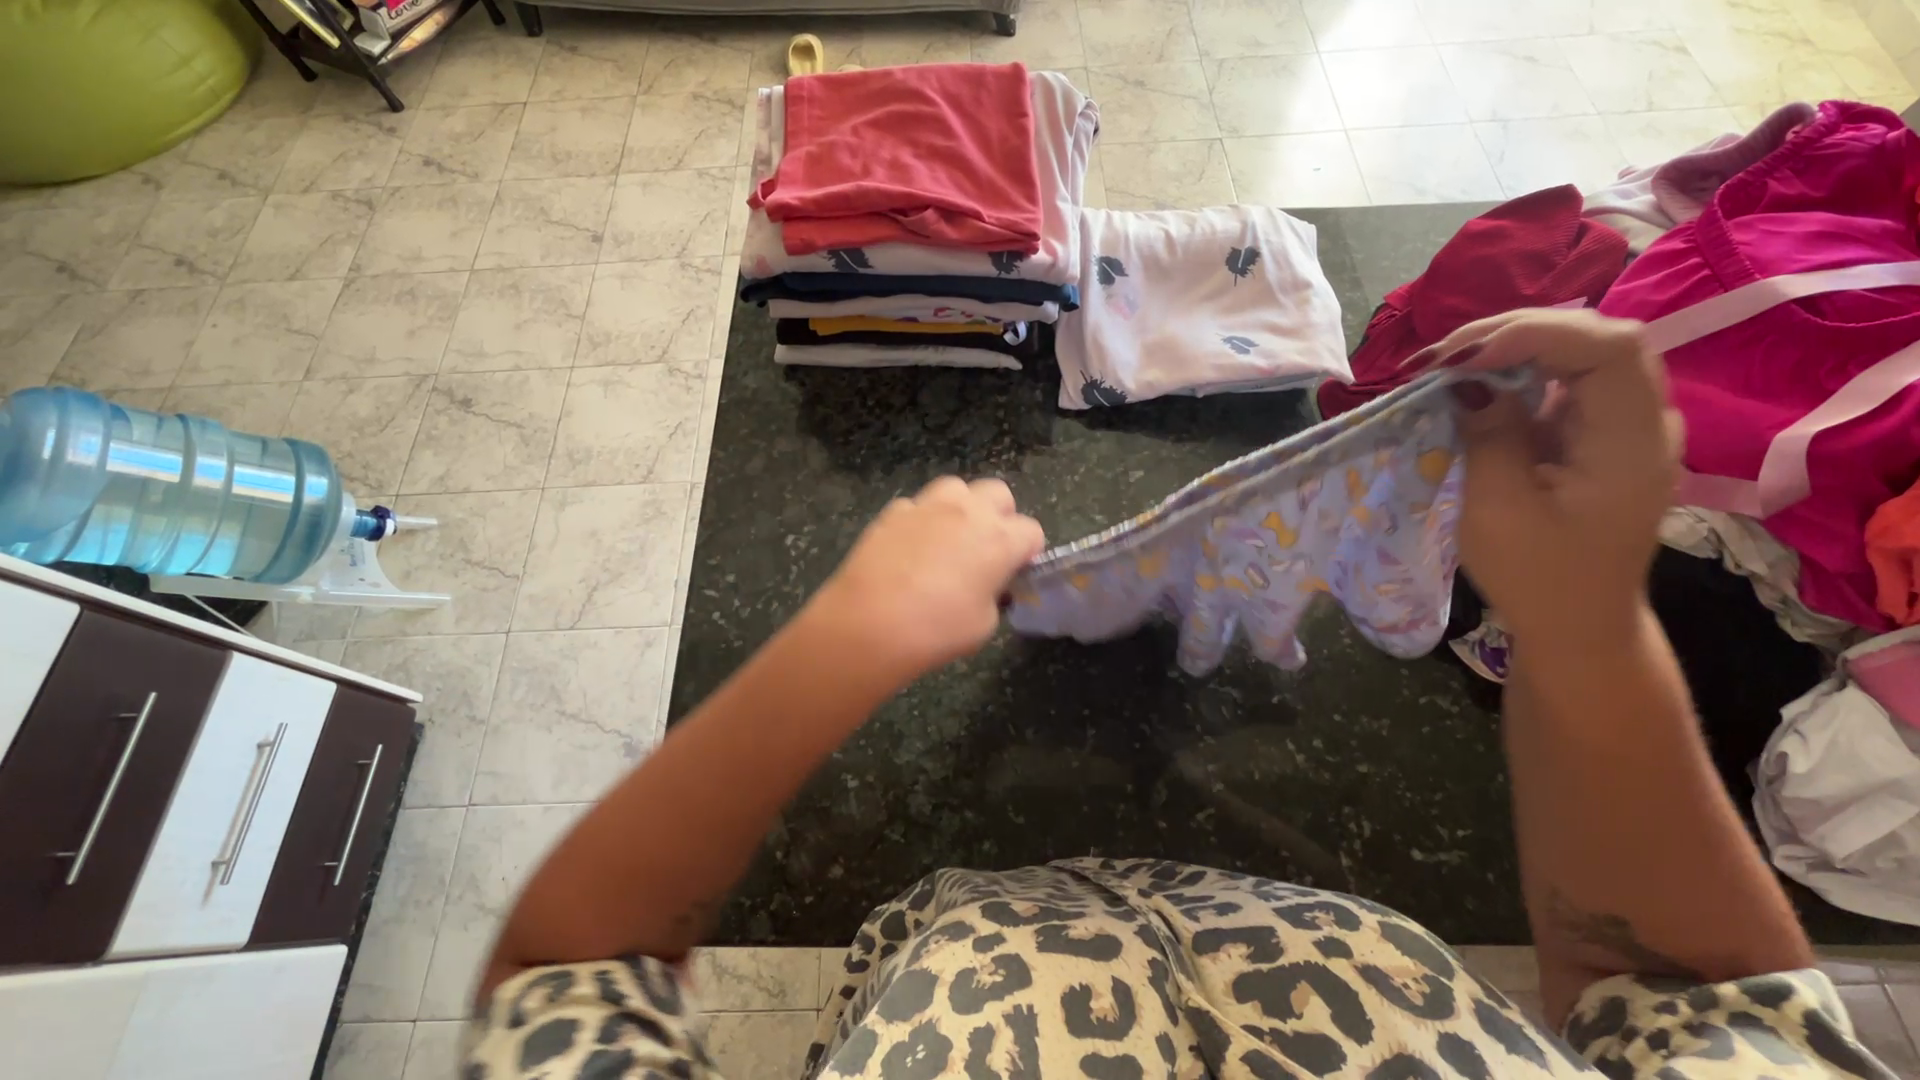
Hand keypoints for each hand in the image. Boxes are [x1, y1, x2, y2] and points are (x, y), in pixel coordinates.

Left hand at [807, 476, 1045, 683]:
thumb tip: (987, 586)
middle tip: (987, 546)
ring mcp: (927, 506)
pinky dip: (921, 521)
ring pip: (956, 487)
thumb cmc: (937, 630)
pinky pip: (916, 506)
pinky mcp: (893, 512)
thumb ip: (994, 595)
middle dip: (1000, 515)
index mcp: (999, 539)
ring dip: (961, 507)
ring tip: (950, 536)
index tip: (1017, 569)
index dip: (1028, 551)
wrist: (870, 624)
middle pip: (998, 493)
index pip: (1031, 531)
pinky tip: (912, 547)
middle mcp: (967, 512)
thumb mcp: (984, 624)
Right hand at [1433, 310, 1681, 641]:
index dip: (1532, 335)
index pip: (1607, 347)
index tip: (1460, 362)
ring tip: (1446, 366)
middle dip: (1512, 333)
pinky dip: (1513, 371)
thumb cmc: (1537, 576)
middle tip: (1439, 359)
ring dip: (1508, 347)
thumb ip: (1491, 435)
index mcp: (1632, 442)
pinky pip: (1561, 379)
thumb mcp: (1499, 510)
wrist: (1577, 623)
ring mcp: (1622, 423)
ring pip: (1576, 351)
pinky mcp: (1595, 432)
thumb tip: (1468, 381)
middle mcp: (1642, 420)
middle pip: (1593, 338)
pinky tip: (1473, 382)